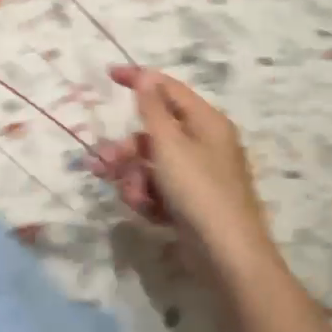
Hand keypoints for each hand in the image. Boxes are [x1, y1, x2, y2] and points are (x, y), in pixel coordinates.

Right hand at [91, 65, 274, 272]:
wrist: (227, 256)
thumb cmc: (199, 190)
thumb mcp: (169, 144)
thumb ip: (152, 108)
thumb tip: (146, 75)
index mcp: (206, 123)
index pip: (169, 89)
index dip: (139, 79)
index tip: (108, 75)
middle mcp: (204, 144)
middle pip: (154, 133)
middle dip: (126, 149)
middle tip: (104, 161)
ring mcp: (198, 176)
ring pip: (151, 164)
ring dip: (134, 177)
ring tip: (131, 196)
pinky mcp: (191, 203)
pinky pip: (159, 189)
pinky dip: (148, 197)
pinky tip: (146, 211)